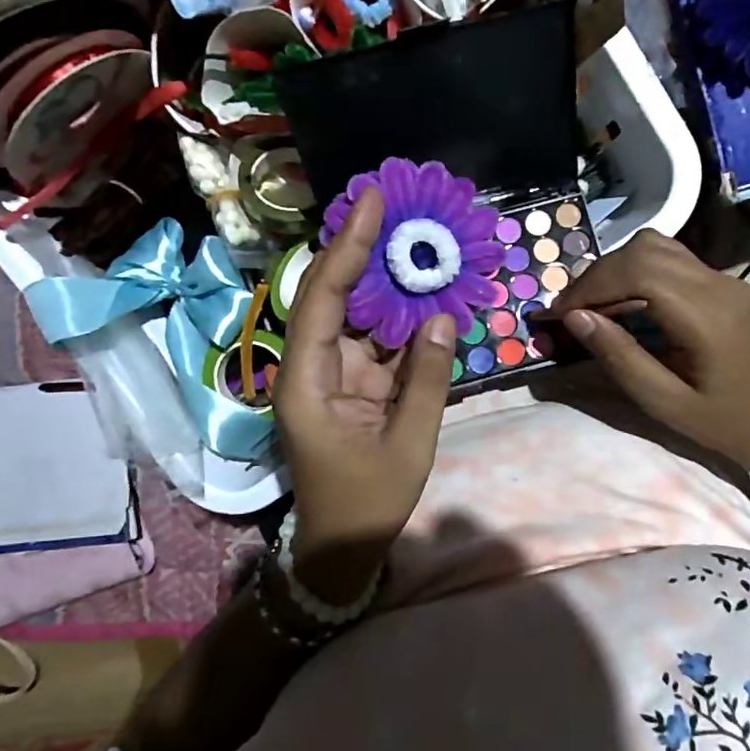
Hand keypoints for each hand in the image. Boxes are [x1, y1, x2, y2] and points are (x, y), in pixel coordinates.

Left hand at [273, 190, 456, 600]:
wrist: (342, 548)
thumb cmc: (367, 503)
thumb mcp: (408, 444)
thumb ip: (427, 380)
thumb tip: (443, 319)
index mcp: (307, 382)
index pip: (322, 298)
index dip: (347, 247)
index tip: (371, 202)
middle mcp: (311, 368)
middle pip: (332, 295)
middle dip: (361, 250)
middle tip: (394, 206)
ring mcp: (332, 376)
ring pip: (356, 316)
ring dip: (384, 281)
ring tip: (415, 239)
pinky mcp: (351, 387)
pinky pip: (375, 343)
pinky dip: (399, 320)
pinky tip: (424, 294)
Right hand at [549, 230, 749, 468]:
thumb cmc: (716, 421)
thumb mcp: (662, 401)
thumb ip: (620, 357)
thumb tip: (575, 317)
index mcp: (707, 316)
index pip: (640, 272)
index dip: (594, 285)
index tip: (561, 312)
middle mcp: (719, 285)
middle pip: (645, 251)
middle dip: (599, 276)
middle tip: (571, 310)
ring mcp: (723, 278)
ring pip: (655, 246)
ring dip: (615, 269)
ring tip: (592, 304)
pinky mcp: (720, 281)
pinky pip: (668, 258)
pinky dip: (634, 270)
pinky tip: (621, 300)